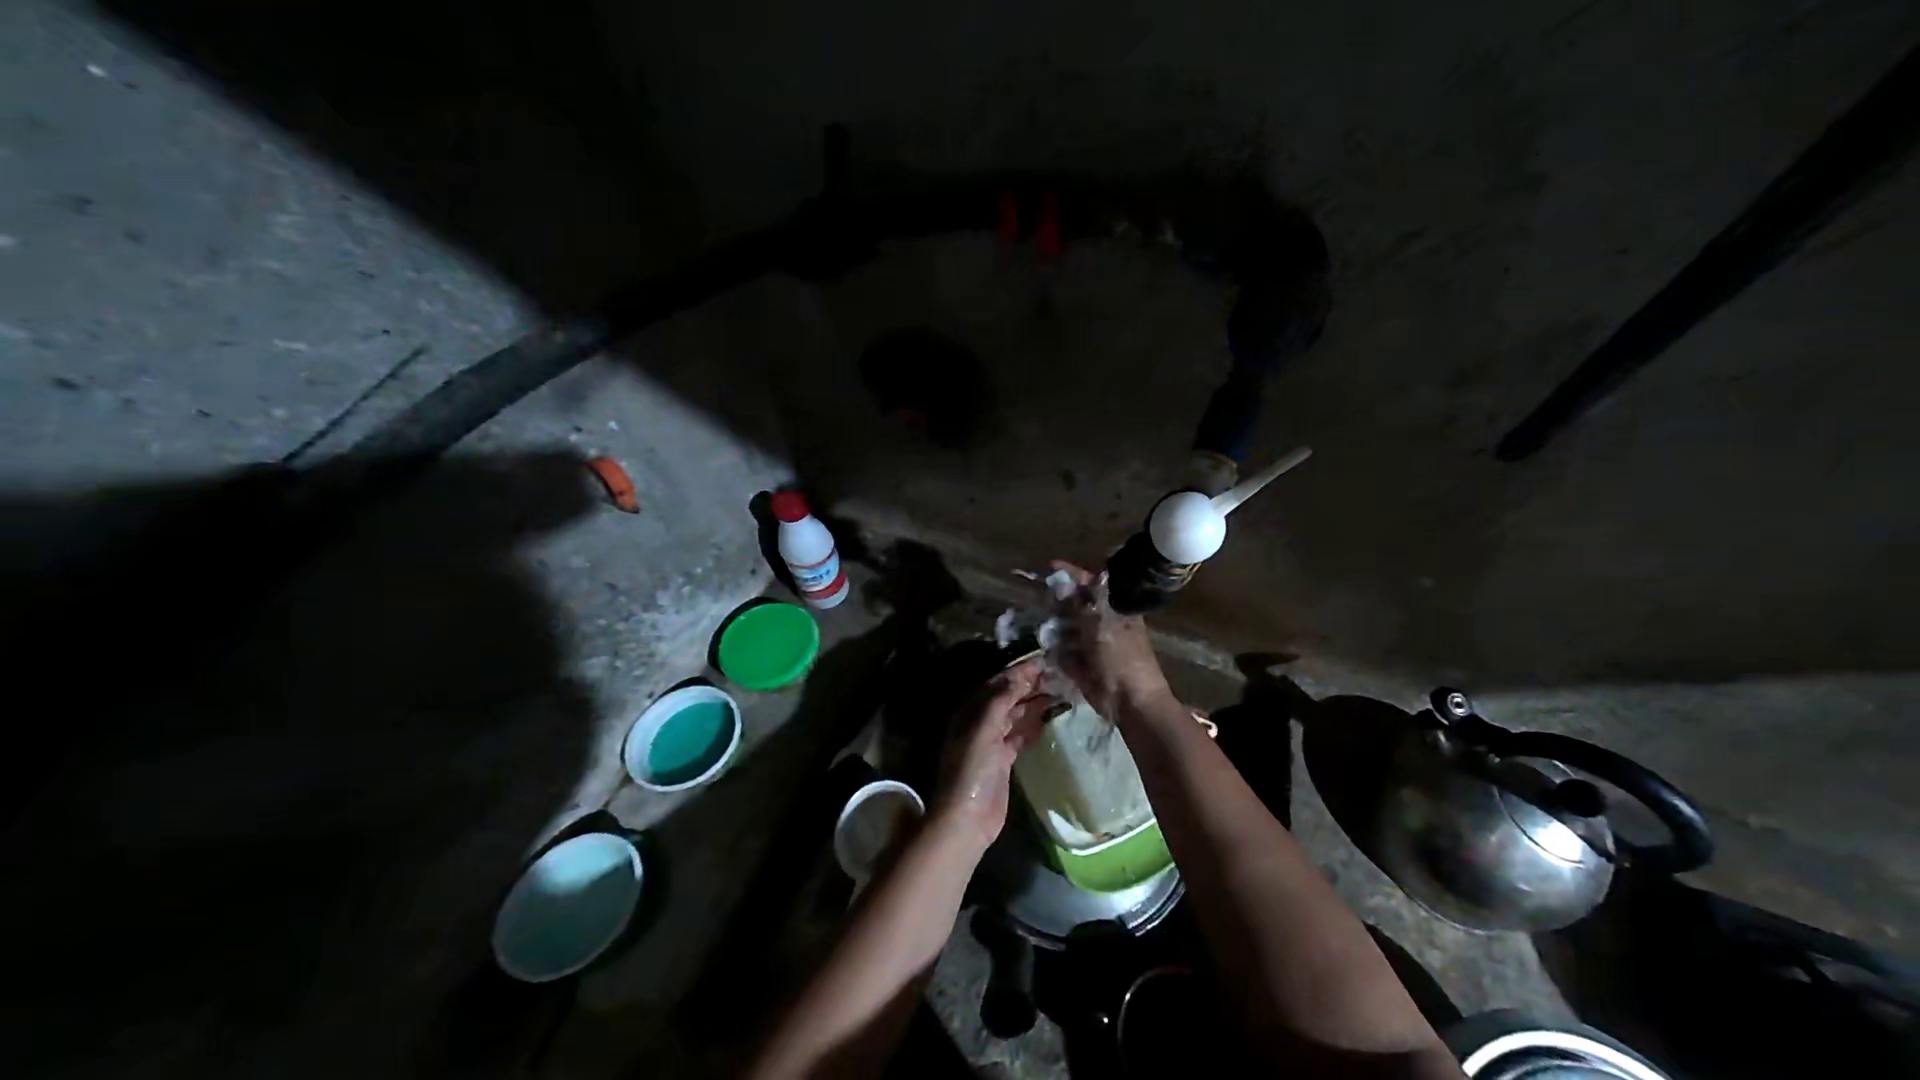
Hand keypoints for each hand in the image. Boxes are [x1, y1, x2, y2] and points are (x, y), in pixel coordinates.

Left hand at [933, 659, 1054, 851]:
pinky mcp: (1003, 760)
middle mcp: (980, 723)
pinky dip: (1032, 727)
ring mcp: (991, 742)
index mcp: (970, 712)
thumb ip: (1000, 701)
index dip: (1019, 671)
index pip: (997, 684)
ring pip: (1015, 715)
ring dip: (1034, 704)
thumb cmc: (972, 771)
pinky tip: (1049, 721)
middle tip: (1058, 675)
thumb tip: (1019, 675)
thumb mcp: (983, 731)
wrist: (967, 818)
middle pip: (1007, 697)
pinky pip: (1020, 736)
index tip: (1045, 660)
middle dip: (1029, 685)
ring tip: (1060, 693)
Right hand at [1048, 561, 1173, 716]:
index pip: (1091, 585)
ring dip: (1052, 625)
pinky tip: (1043, 644)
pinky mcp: (1079, 663)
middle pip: (1074, 605)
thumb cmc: (1122, 658)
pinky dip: (1052, 648)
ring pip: (1065, 627)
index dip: (1071, 575)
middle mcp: (1102, 623)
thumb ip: (1083, 602)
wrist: (1129, 701)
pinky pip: (1061, 650)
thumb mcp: (1103, 623)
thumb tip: (1068, 580)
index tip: (1050, 566)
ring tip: (1039, 623)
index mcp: (1115, 609)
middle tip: (1039, 597)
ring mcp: (1090, 643)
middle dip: (1056, 601)